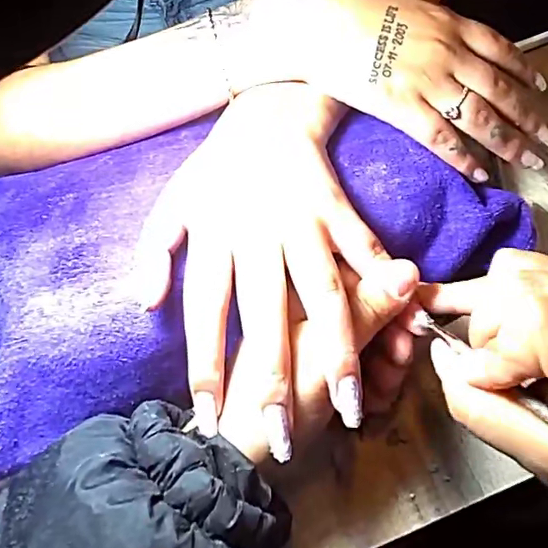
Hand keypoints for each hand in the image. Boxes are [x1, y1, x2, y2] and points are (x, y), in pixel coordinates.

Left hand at [133, 83, 395, 457]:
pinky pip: (361, 245)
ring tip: (349, 402)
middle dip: (273, 377)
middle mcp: (255, 233)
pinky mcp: (334, 204)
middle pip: (265, 313)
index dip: (204, 364)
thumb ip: (154, 251)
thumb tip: (144, 302)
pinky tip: (402, 319)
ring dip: (338, 347)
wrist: (263, 112)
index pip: (204, 309)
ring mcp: (298, 219)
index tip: (209, 416)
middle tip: (279, 435)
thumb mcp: (173, 201)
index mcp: (212, 235)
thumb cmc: (215, 167)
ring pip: (322, 291)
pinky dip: (381, 281)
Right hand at [235, 0, 547, 182]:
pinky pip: (443, 137)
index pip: (502, 50)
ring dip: (510, 142)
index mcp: (449, 23)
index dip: (524, 72)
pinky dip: (465, 158)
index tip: (539, 88)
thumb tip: (440, 38)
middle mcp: (448, 53)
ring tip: (529, 160)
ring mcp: (427, 81)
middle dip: (529, 118)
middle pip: (501, 90)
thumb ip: (429, 23)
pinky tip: (480, 172)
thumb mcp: (403, 4)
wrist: (319, 22)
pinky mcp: (401, 106)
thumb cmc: (351, 9)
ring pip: (481, 117)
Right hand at [422, 250, 547, 535]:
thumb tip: (444, 354)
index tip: (485, 379)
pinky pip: (521, 264)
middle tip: (491, 370)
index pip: (544, 322)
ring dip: (486, 306)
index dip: (497, 347)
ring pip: (514, 270)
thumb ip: (481, 409)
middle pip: (520, 289)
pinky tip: (493, 318)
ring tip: (493, 346)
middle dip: (486, 329)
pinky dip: (494, 290)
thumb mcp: (545, 462)